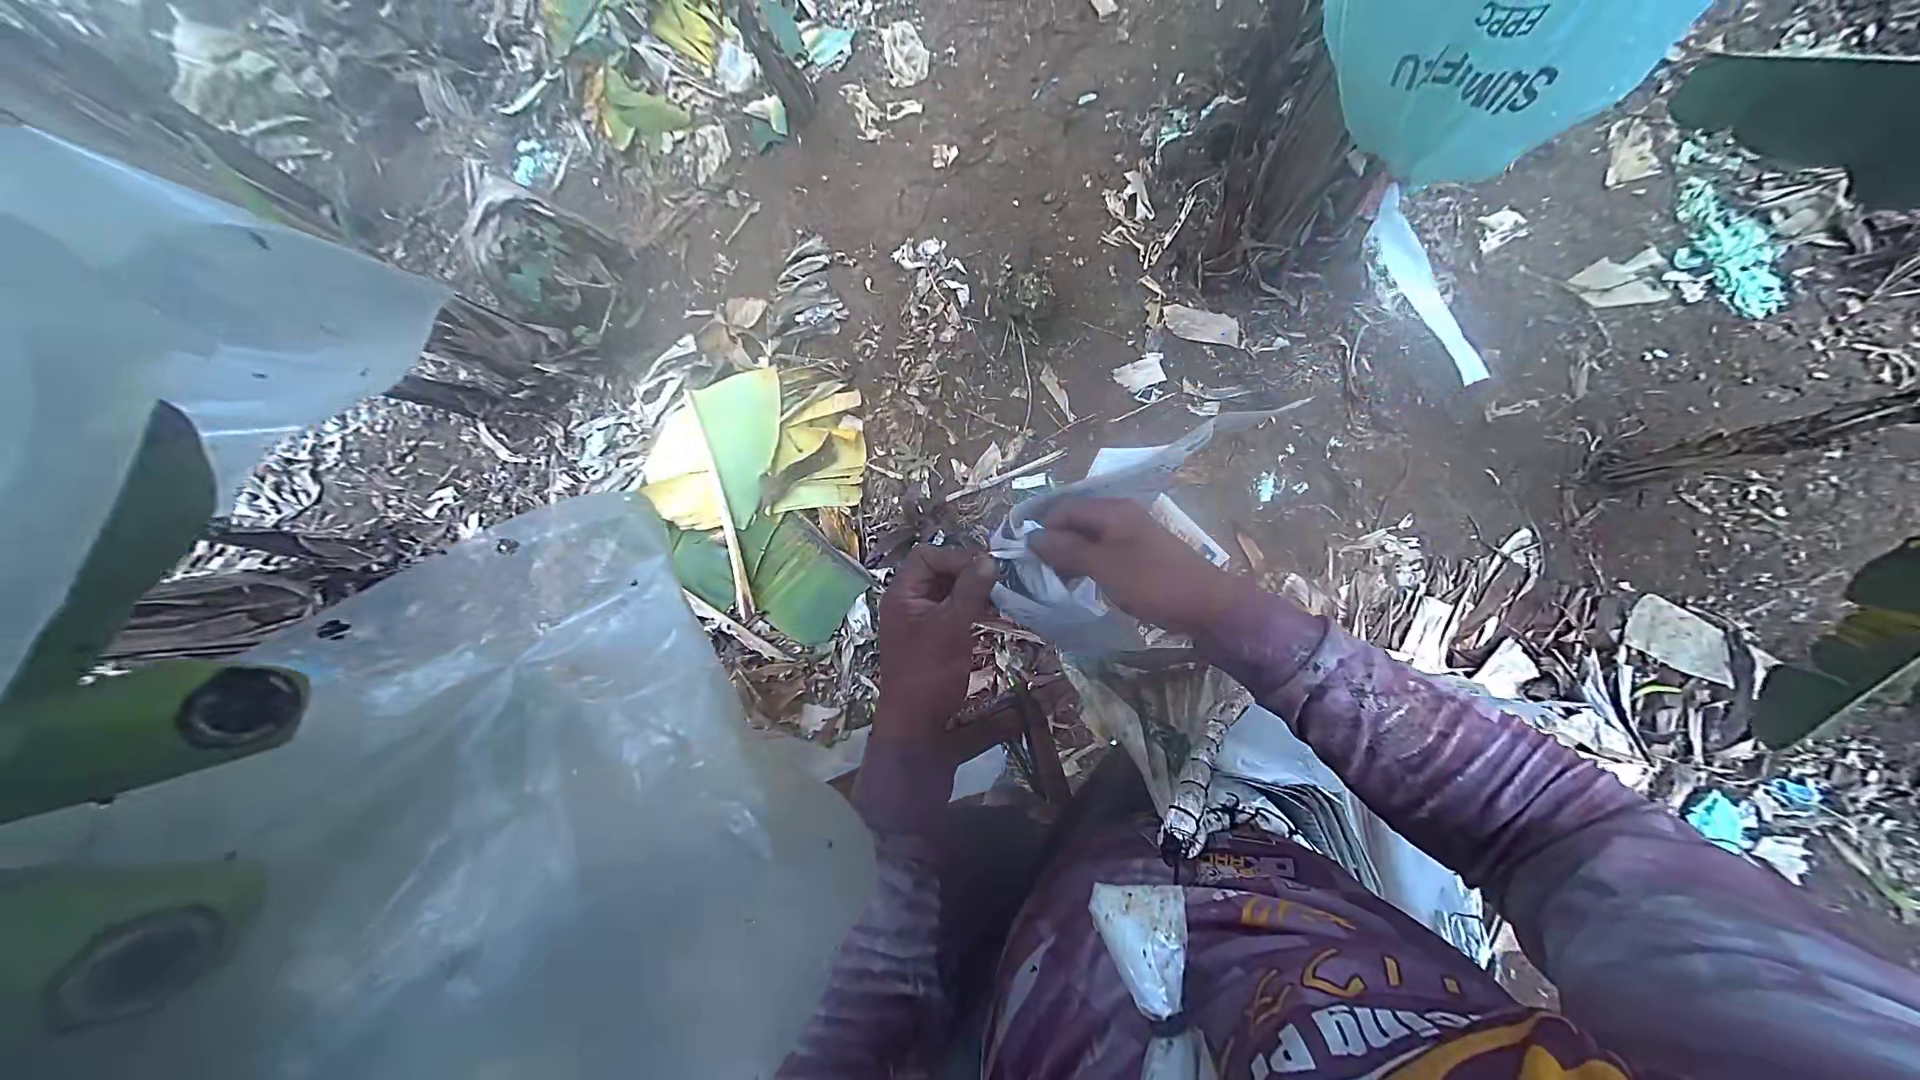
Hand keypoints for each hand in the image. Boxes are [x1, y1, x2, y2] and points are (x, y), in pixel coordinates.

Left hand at [874, 544, 996, 741]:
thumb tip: (990, 559)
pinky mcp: (936, 636)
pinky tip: (997, 611)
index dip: (956, 557)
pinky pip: (955, 610)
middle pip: (939, 571)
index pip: (926, 556)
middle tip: (1000, 579)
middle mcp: (909, 602)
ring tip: (1003, 594)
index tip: (985, 569)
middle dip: (969, 572)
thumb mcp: (951, 627)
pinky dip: (974, 607)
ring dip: (975, 589)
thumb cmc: (928, 673)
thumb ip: (969, 591)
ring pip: (950, 590)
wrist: (917, 726)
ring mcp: (922, 619)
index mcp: (901, 594)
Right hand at [1027, 496, 1245, 634]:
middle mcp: (1121, 516)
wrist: (1209, 608)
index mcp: (1112, 510)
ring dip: (1067, 555)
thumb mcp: (1103, 566)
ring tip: (1052, 579)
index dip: (1039, 527)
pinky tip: (1079, 583)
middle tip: (1034, 570)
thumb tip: (1031, 537)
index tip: (1021, 554)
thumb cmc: (1153, 583)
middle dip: (1052, 542)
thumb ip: (1066, 549)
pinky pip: (1102, 553)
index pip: (1062, 508)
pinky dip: (1085, 564)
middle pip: (1074, 521)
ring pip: (1087, 539)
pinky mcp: (1139, 556)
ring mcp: (1132, 536)